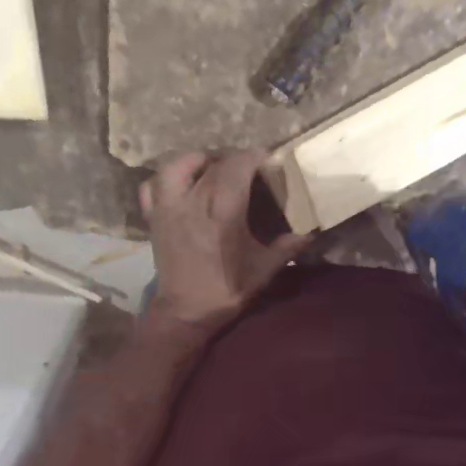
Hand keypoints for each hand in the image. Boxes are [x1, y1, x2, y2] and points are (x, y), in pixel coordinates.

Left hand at [139, 150, 311, 333]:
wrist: (188, 310)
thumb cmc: (229, 287)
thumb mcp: (266, 267)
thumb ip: (289, 245)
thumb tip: (312, 230)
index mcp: (223, 210)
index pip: (237, 165)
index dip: (254, 155)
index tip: (269, 156)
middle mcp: (193, 201)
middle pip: (212, 162)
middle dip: (233, 158)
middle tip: (249, 165)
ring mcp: (168, 206)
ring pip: (177, 164)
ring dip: (197, 159)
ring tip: (213, 166)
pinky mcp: (154, 216)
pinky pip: (154, 184)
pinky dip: (169, 177)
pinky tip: (183, 183)